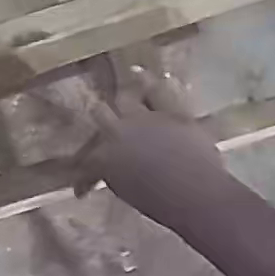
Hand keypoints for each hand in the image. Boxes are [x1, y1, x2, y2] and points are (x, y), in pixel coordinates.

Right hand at [80, 66, 236, 216]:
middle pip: (101, 113)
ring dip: (125, 93)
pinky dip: (154, 83)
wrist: (192, 192)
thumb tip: (112, 169)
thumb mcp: (124, 189)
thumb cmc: (156, 200)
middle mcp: (119, 130)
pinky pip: (162, 91)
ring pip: (128, 96)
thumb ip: (113, 174)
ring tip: (124, 79)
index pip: (86, 159)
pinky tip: (151, 75)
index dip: (83, 175)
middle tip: (99, 115)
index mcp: (103, 155)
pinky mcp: (173, 111)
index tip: (82, 188)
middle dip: (100, 116)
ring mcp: (146, 118)